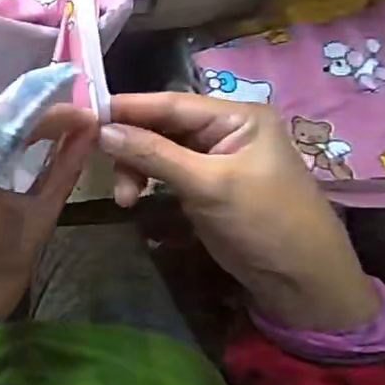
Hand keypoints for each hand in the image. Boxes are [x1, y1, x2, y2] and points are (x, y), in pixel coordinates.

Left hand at [0, 104, 98, 336]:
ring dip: (15, 115)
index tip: (83, 115)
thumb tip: (89, 133)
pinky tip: (25, 136)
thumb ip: (62, 173)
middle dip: (31, 108)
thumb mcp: (39, 223)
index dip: (48, 113)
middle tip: (70, 116)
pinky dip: (0, 129)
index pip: (8, 125)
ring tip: (53, 122)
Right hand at [98, 92, 378, 329]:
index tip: (83, 114)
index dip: (126, 107)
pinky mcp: (202, 182)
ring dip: (134, 169)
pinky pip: (162, 170)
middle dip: (129, 146)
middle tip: (103, 169)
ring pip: (156, 149)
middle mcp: (222, 128)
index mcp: (235, 116)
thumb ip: (153, 154)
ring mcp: (212, 156)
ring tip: (126, 199)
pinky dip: (145, 181)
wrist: (300, 282)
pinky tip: (134, 199)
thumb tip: (101, 130)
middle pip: (159, 125)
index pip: (170, 103)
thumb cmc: (264, 223)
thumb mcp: (208, 185)